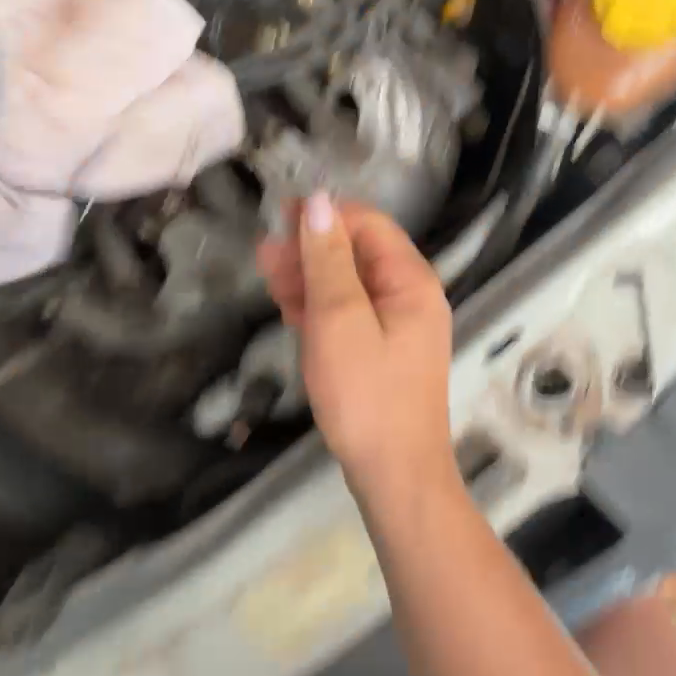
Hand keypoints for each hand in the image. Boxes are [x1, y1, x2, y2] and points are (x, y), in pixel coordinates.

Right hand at [256, 194, 456, 494]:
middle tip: (263, 252)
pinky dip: (321, 307)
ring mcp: (399, 326)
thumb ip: (329, 261)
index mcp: (412, 280)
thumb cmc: (366, 394)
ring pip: (351, 285)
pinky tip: (289, 305)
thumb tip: (319, 202)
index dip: (327, 215)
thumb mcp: (339, 320)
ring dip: (312, 276)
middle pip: (360, 253)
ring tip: (266, 274)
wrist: (395, 473)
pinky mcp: (384, 352)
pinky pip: (352, 315)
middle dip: (313, 246)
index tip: (279, 216)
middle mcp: (412, 296)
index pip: (371, 225)